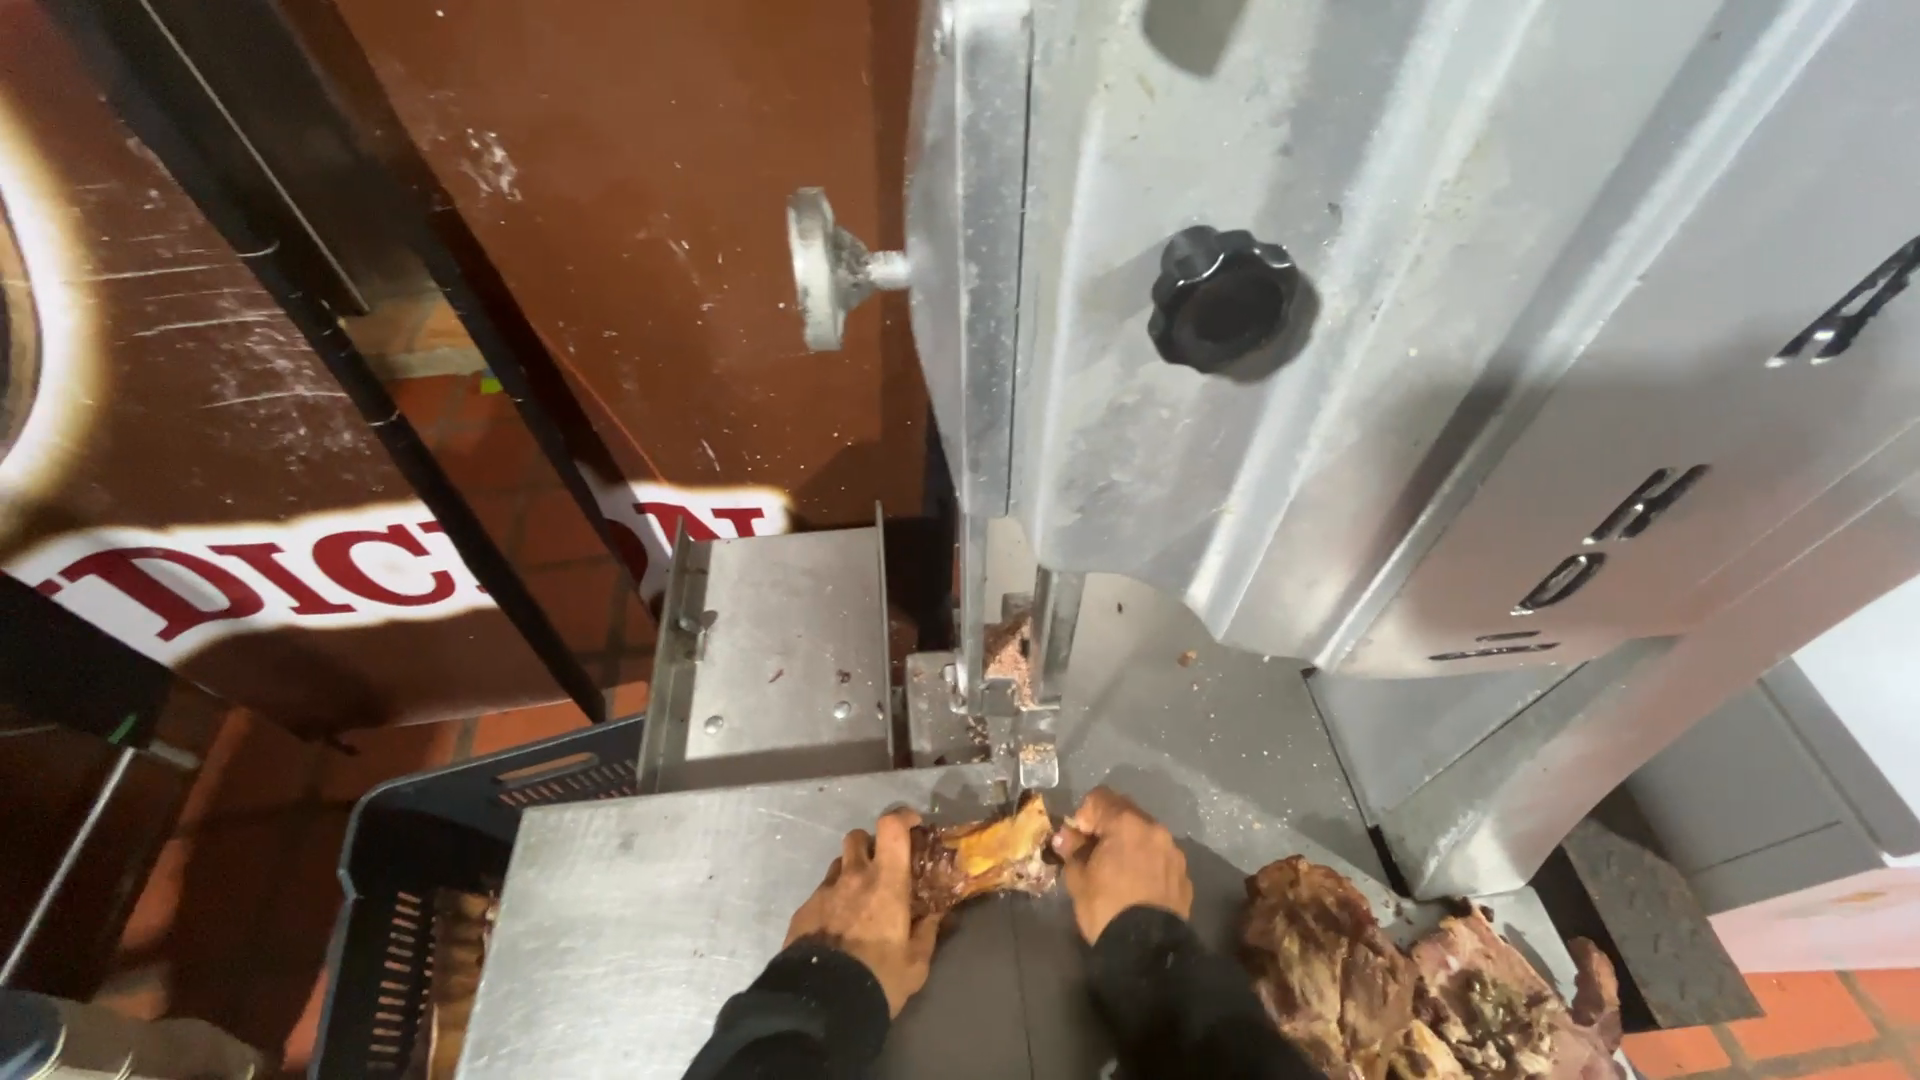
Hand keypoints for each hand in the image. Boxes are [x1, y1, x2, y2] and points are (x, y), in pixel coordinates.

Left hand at [785, 808, 941, 1015]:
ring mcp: (824, 892)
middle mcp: (853, 877)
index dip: (902, 817)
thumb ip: (927, 933)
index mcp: (885, 882)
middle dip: (871, 844)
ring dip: (850, 872)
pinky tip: (836, 928)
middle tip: (881, 866)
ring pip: (837, 864)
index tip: (912, 824)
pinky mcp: (803, 911)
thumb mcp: (915, 964)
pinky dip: (832, 901)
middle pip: (858, 836)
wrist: (820, 1006)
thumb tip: (935, 916)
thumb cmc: (877, 979)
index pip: (890, 826)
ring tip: (858, 900)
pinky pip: (821, 893)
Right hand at [1051, 787, 1193, 942]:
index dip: (1083, 815)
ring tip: (1117, 872)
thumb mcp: (1078, 878)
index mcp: (1127, 823)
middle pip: (1125, 813)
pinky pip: (1159, 858)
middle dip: (1107, 827)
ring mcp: (1174, 852)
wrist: (1147, 953)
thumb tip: (1066, 837)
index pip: (1099, 797)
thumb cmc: (1106, 908)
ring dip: (1129, 844)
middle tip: (1094, 854)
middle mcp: (1155, 829)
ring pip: (1145, 835)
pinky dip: (1146, 864)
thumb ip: (1072, 850)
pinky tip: (1137, 888)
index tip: (1077, 841)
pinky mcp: (1184, 875)